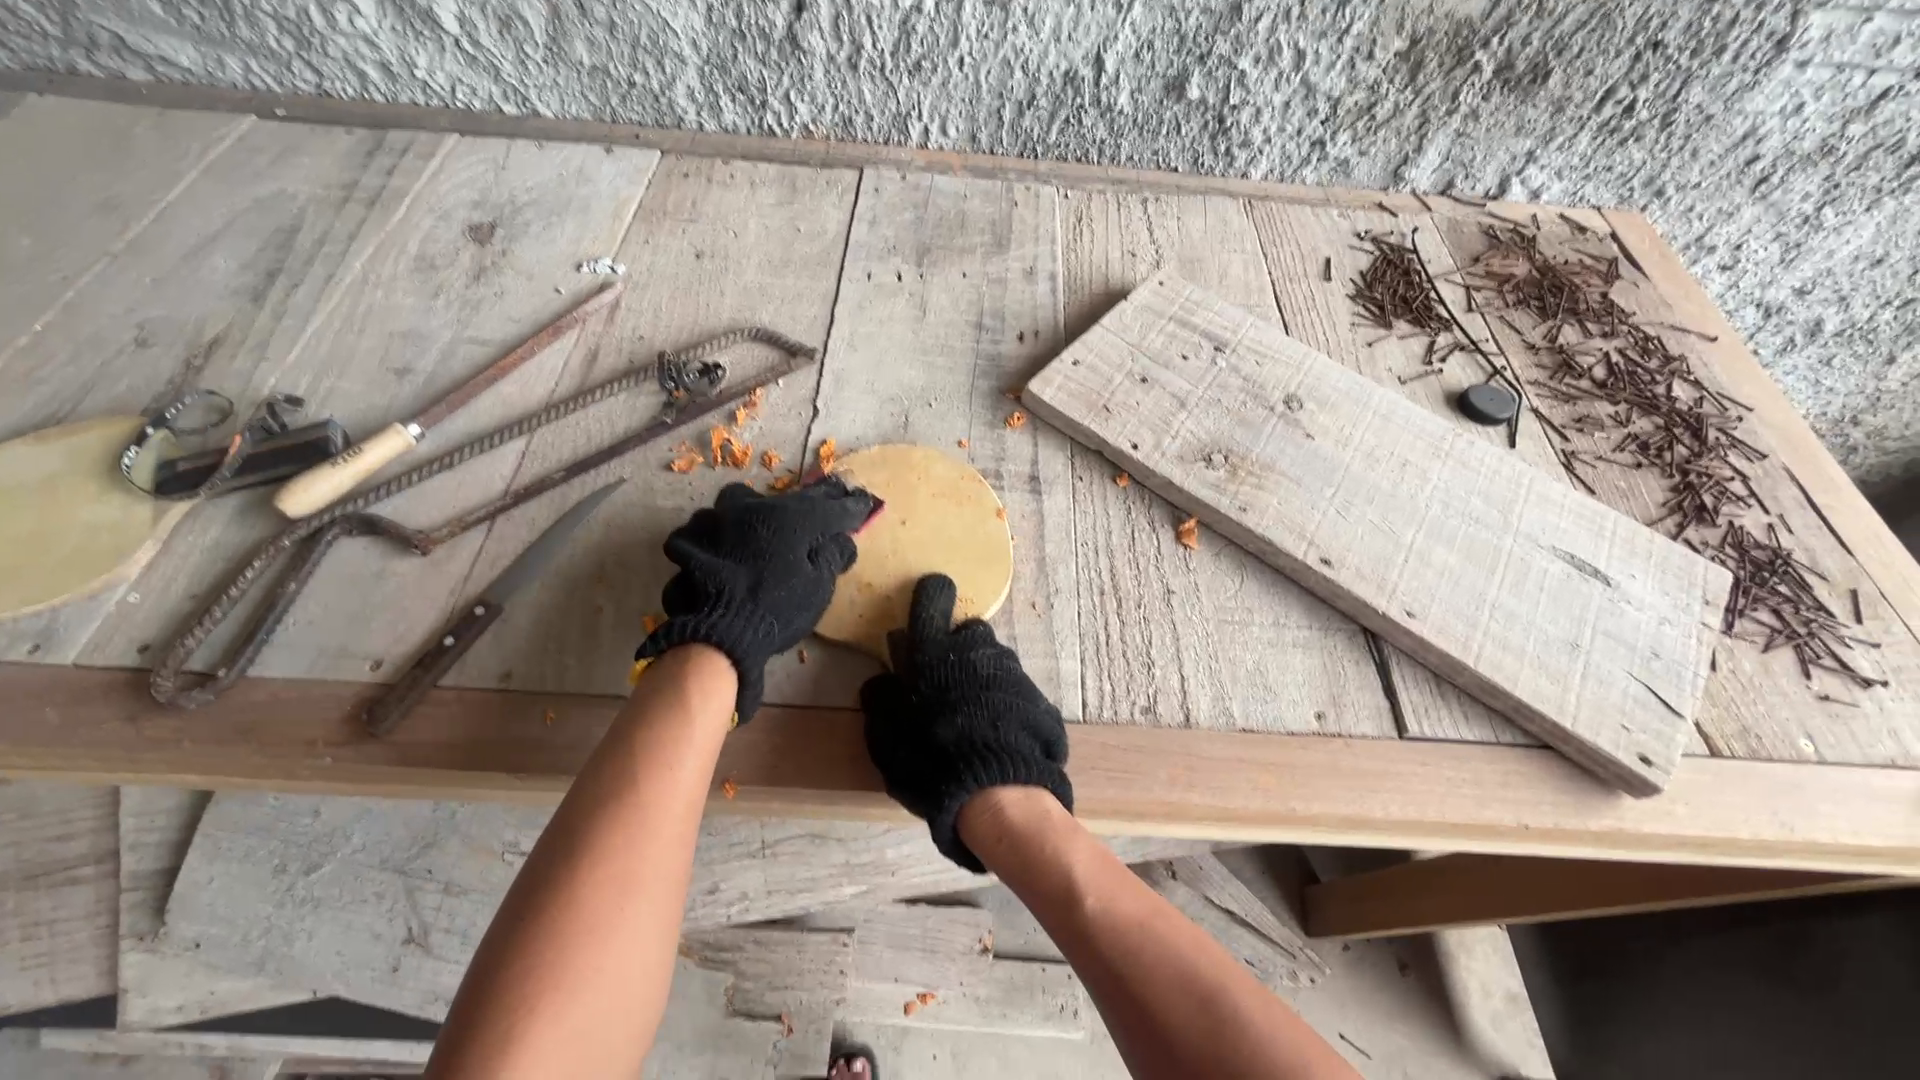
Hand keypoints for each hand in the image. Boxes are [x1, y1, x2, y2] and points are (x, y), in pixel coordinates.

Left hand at [636, 478, 875, 722]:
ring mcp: (717, 519)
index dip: (850, 506)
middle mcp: (754, 507)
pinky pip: (707, 529)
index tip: (863, 503)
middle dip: (811, 500)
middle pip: (788, 499)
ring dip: (754, 510)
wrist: (716, 632)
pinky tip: (719, 545)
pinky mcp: (689, 539)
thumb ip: (832, 557)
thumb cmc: (776, 609)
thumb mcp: (818, 587)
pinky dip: (717, 534)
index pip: (830, 507)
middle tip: (825, 498)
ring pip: (740, 503)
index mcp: (791, 517)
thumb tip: (841, 540)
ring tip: (760, 521)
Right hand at [860, 574, 1071, 870]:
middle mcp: (974, 650)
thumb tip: (881, 682)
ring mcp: (1010, 671)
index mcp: (932, 651)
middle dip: (957, 648)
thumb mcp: (887, 737)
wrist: (1001, 790)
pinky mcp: (1036, 695)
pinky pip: (1013, 689)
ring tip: (972, 715)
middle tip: (946, 683)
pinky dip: (1002, 702)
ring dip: (980, 676)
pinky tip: (996, 732)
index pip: (932, 599)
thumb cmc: (931, 759)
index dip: (930, 595)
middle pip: (967, 631)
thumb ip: (881, 702)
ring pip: (992, 660)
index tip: (928, 601)